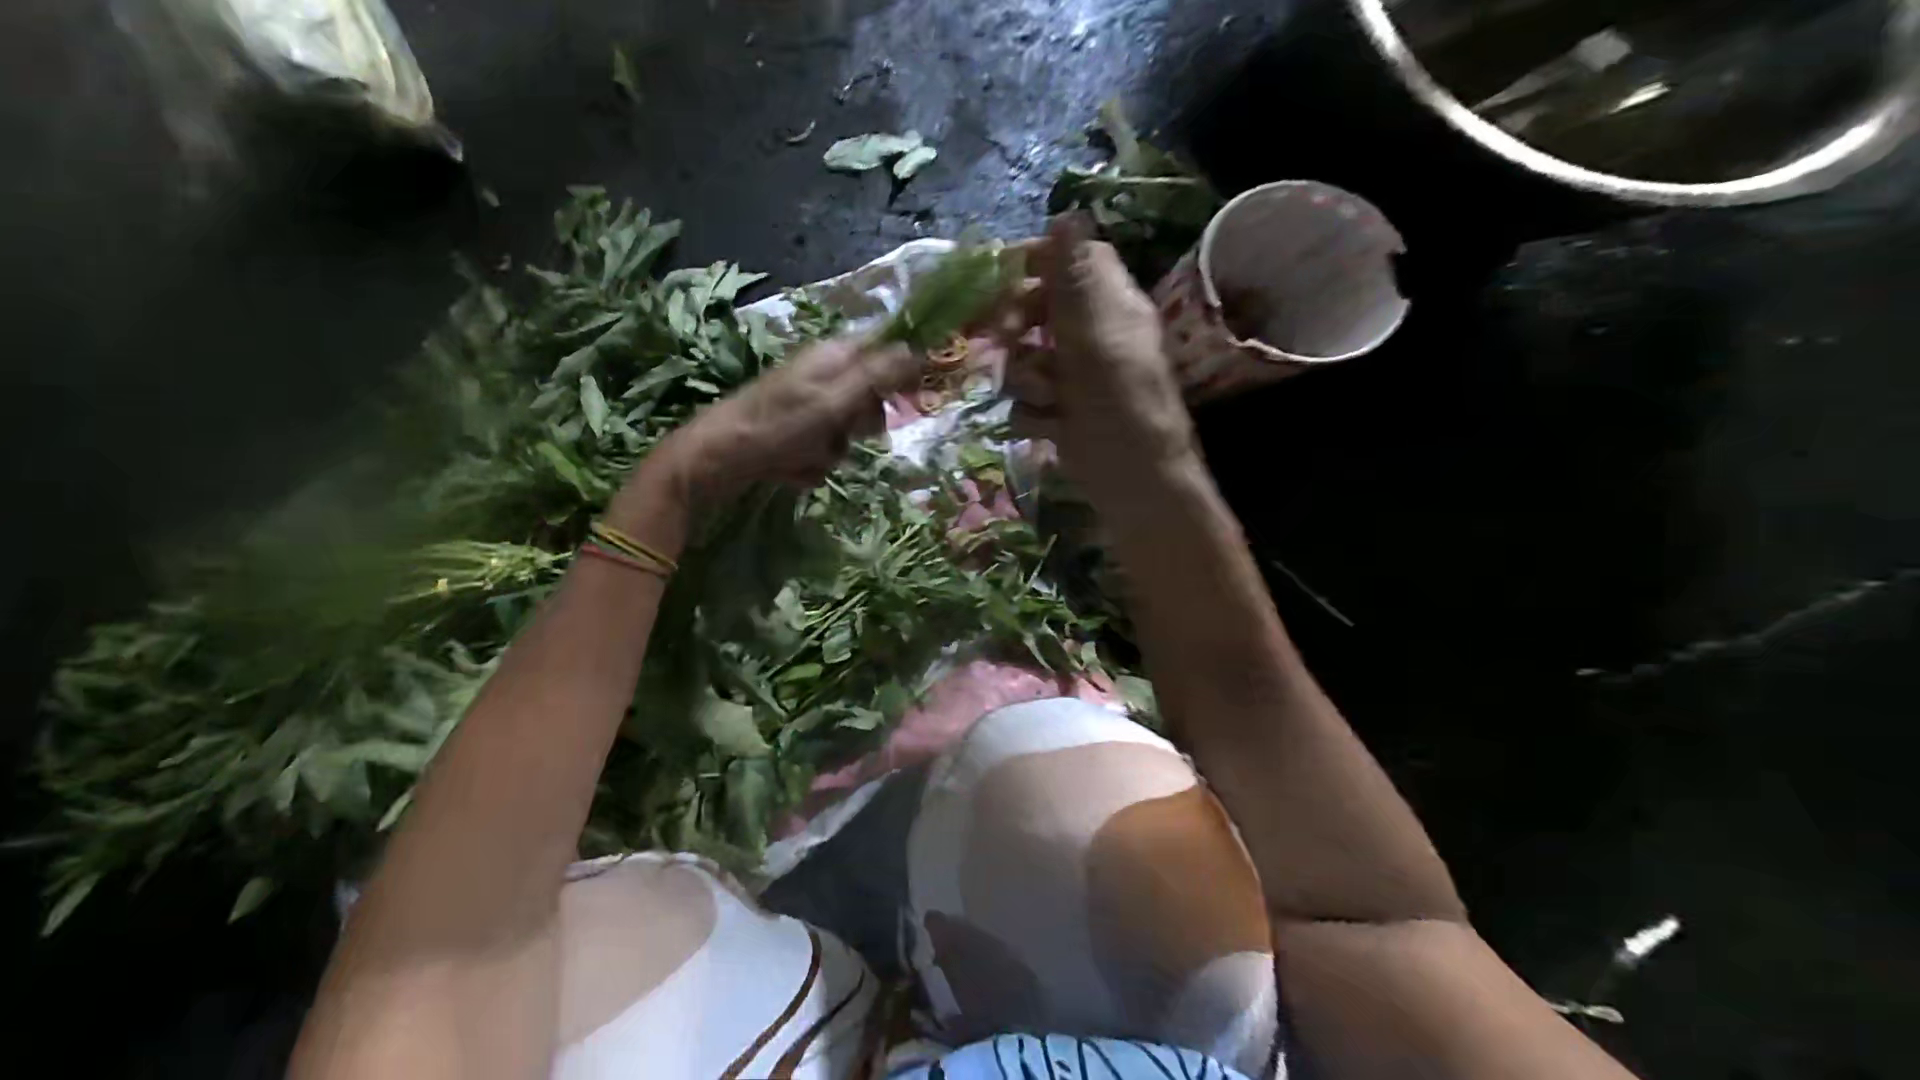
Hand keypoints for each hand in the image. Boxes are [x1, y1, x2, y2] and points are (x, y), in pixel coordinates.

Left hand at [639, 334, 918, 511]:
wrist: (719, 459)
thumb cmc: (779, 424)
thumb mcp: (835, 399)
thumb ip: (879, 375)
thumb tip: (919, 349)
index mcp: (834, 356)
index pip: (886, 351)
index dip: (902, 374)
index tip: (909, 400)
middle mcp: (823, 376)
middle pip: (871, 398)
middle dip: (862, 424)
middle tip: (847, 431)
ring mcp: (808, 407)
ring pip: (848, 431)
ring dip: (835, 449)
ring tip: (808, 454)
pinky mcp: (795, 435)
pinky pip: (824, 451)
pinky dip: (812, 463)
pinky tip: (792, 467)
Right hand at [999, 215, 1198, 502]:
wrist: (1135, 482)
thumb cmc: (1120, 404)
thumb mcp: (1094, 335)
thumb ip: (1074, 279)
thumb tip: (1067, 212)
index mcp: (1111, 307)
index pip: (1073, 261)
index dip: (1036, 261)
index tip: (996, 273)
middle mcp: (1093, 337)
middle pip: (1039, 310)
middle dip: (1015, 328)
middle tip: (1001, 344)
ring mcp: (1077, 379)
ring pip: (1027, 359)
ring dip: (1024, 379)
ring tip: (1046, 401)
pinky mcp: (1063, 414)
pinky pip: (1028, 401)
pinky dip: (1032, 414)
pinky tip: (1048, 428)